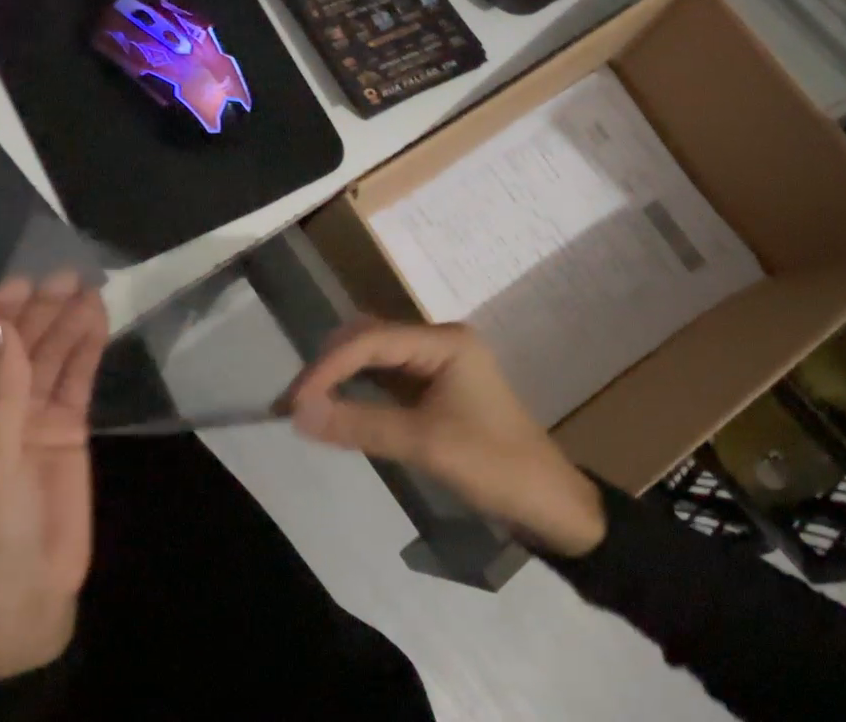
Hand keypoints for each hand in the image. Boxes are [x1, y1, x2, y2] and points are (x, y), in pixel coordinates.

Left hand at [0, 273, 107, 679]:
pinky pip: (75, 378)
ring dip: (67, 323)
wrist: (29, 596)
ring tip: (90, 290)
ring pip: (48, 357)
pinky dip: (86, 349)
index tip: (24, 283)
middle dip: (39, 312)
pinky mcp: (65, 426)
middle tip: (69, 277)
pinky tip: (98, 320)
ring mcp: (30, 413)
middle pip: (15, 345)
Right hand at [285, 319, 607, 557]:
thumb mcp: (425, 445)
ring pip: (374, 357)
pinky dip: (358, 391)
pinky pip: (386, 379)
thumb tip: (297, 414)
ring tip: (306, 406)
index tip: (293, 403)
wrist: (553, 506)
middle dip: (328, 367)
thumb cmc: (495, 467)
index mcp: (445, 342)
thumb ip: (359, 424)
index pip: (369, 341)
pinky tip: (336, 409)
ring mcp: (439, 364)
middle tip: (293, 404)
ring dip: (340, 377)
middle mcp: (440, 342)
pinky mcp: (436, 388)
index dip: (326, 368)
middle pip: (368, 339)